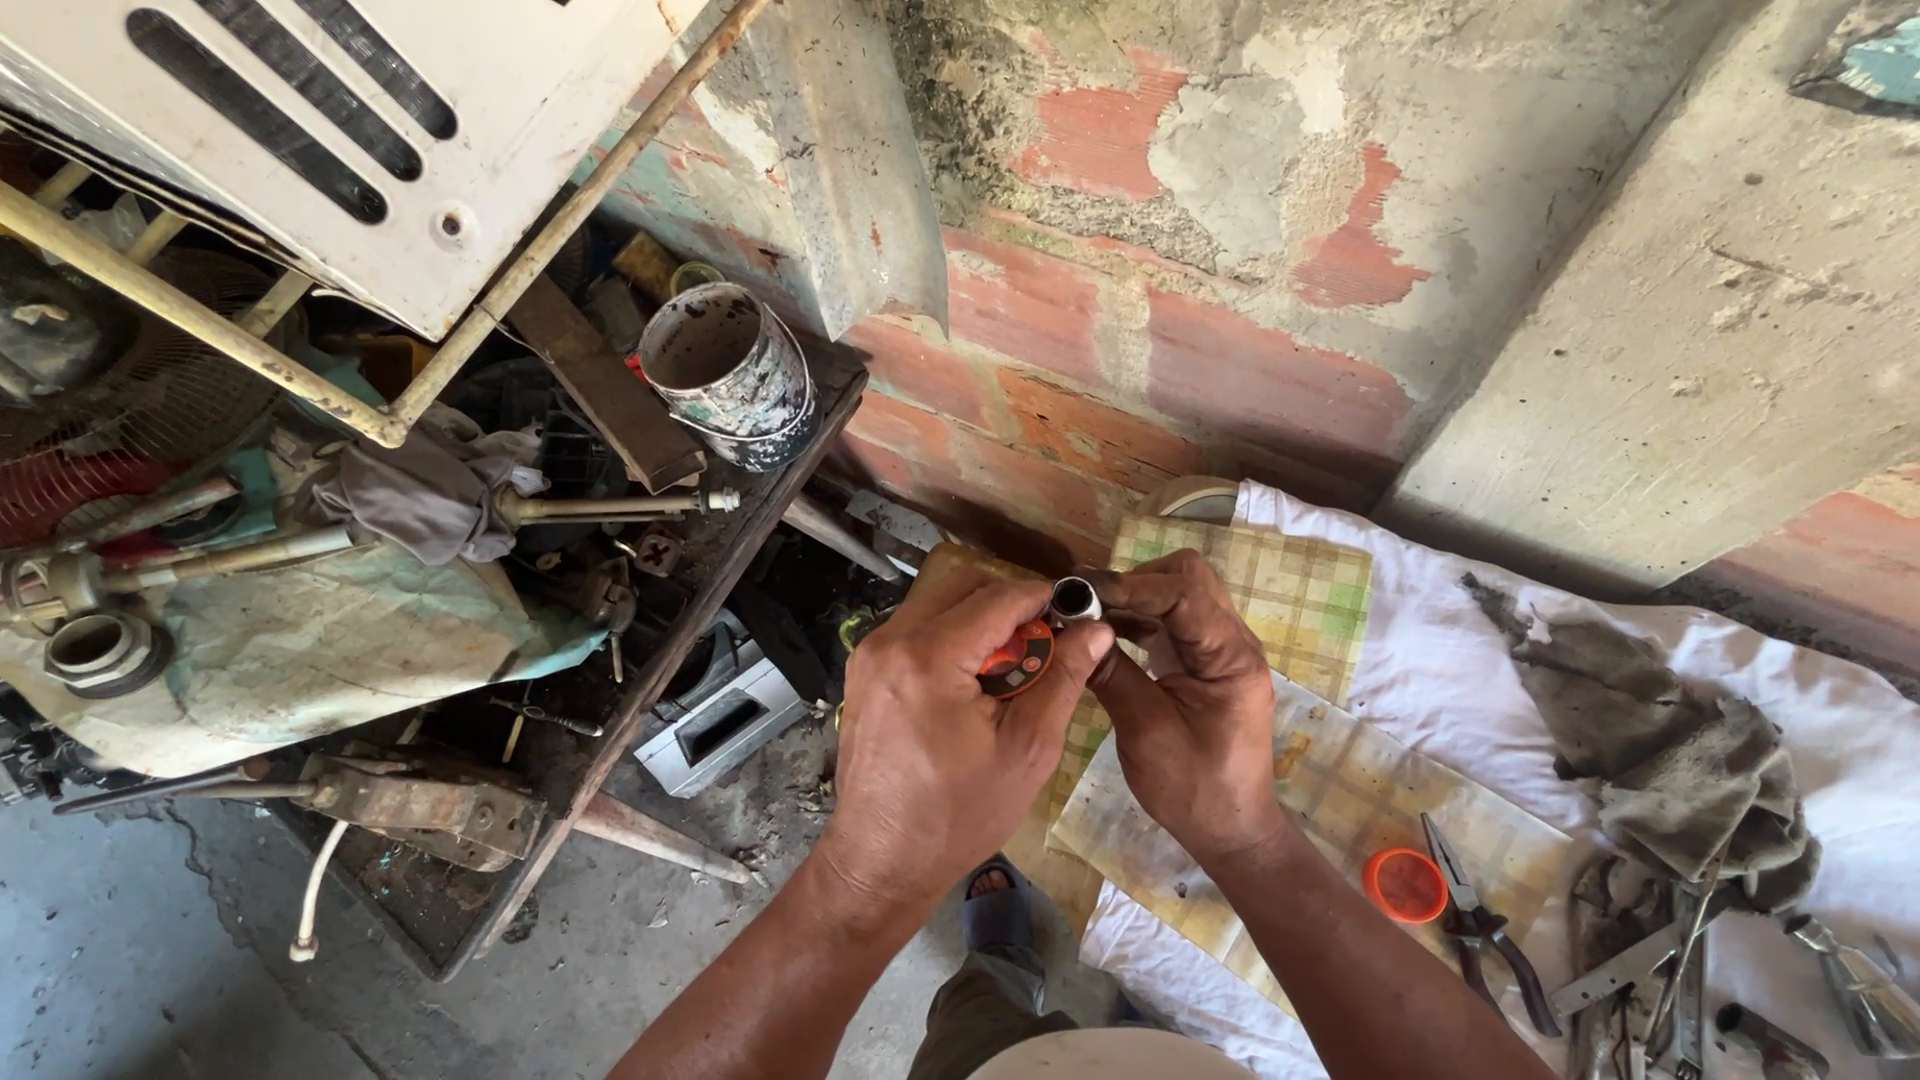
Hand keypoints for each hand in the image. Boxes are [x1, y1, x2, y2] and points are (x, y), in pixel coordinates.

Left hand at [818, 563, 1114, 915]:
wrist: (882, 859)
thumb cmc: (959, 815)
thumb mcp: (1027, 749)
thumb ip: (1063, 679)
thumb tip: (1097, 630)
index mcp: (929, 656)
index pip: (998, 598)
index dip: (1044, 598)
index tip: (1075, 613)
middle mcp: (890, 640)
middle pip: (963, 586)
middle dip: (1009, 603)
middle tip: (1044, 641)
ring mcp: (869, 653)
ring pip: (936, 602)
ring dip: (979, 618)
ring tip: (1011, 663)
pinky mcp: (863, 669)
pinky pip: (915, 627)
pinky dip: (949, 635)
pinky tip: (973, 677)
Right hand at [1087, 550, 1284, 863]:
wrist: (1230, 830)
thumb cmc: (1194, 788)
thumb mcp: (1146, 732)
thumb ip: (1113, 675)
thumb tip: (1075, 631)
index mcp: (1231, 658)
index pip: (1185, 594)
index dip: (1131, 584)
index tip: (1083, 591)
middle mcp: (1231, 642)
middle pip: (1188, 577)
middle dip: (1135, 580)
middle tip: (1088, 604)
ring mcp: (1218, 650)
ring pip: (1179, 592)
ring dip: (1133, 597)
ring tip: (1087, 616)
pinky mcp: (1202, 662)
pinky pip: (1170, 620)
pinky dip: (1136, 618)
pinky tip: (1103, 634)